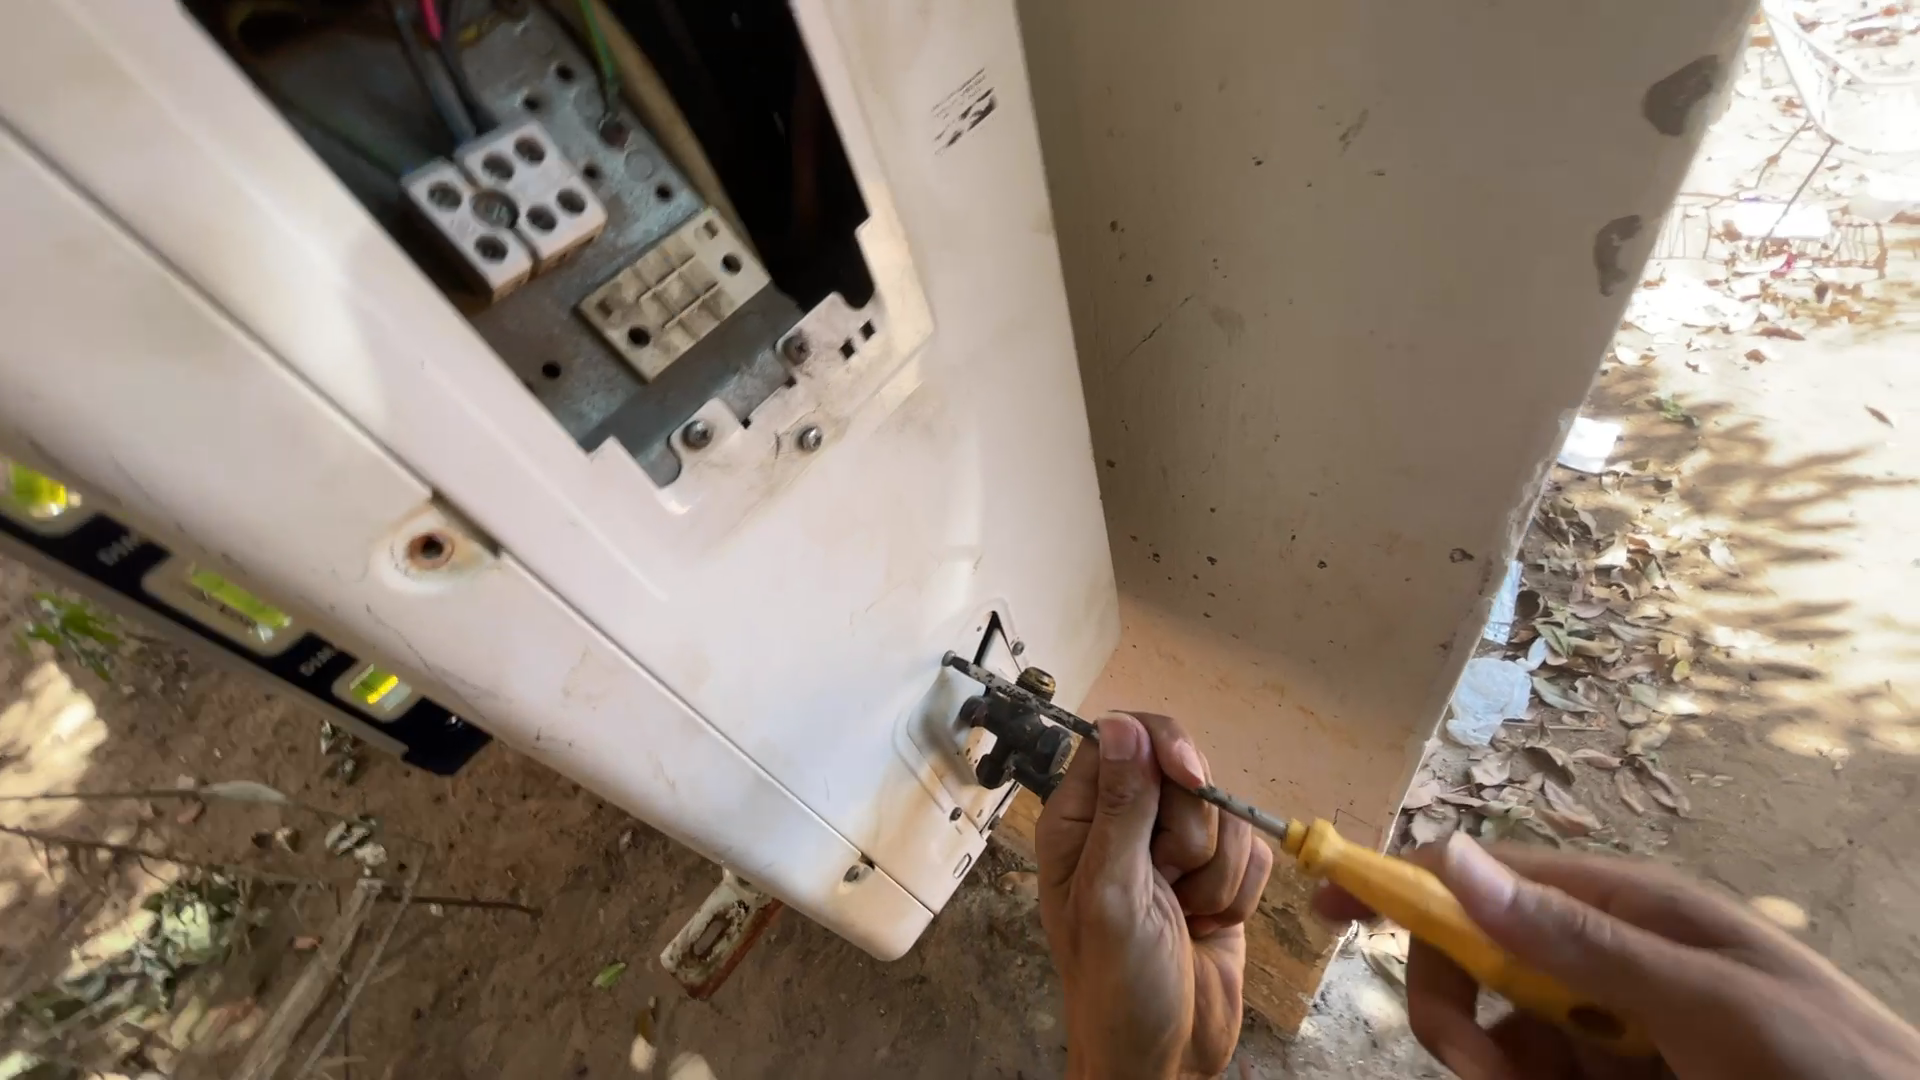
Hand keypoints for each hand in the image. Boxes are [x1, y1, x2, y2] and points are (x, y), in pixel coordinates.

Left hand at [1035, 712, 1273, 1079]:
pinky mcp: (1216, 874)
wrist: (1164, 1060)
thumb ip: (1120, 808)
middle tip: (1167, 878)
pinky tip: (1208, 923)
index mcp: (1081, 815)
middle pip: (1180, 769)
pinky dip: (1238, 890)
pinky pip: (1250, 848)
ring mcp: (1173, 846)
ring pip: (1222, 812)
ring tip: (1183, 912)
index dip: (1162, 746)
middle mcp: (1124, 820)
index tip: (1190, 777)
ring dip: (1214, 872)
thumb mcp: (1111, 894)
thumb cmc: (1116, 985)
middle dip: (1190, 830)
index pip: (1121, 735)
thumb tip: (1120, 721)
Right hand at [1315, 833, 1919, 1078]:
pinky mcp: (1611, 1078)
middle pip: (1474, 957)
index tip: (1329, 908)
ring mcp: (1609, 1023)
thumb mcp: (1719, 1009)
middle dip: (1456, 1009)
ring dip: (1497, 1067)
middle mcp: (1601, 953)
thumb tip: (1448, 855)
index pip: (1480, 875)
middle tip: (1477, 1073)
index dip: (1399, 884)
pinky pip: (1532, 1073)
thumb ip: (1578, 936)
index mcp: (1621, 908)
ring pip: (1498, 1028)